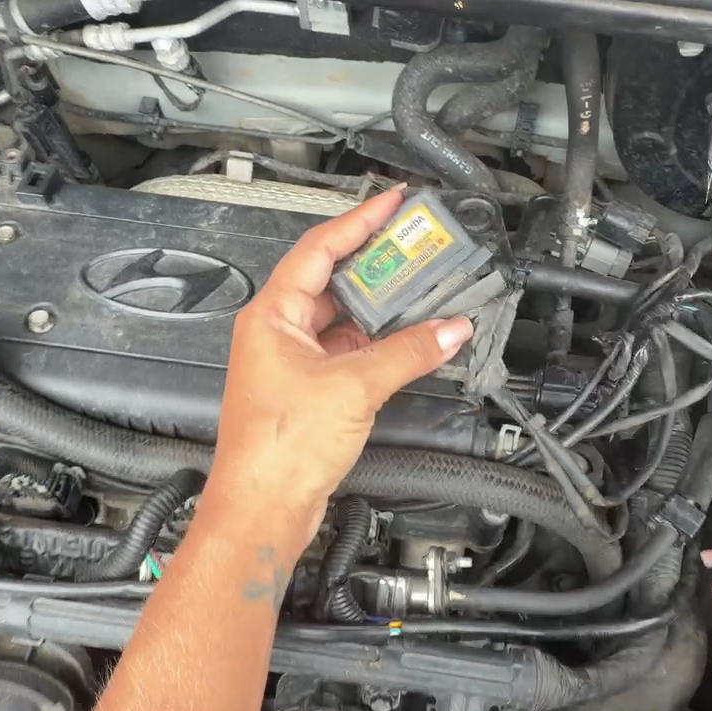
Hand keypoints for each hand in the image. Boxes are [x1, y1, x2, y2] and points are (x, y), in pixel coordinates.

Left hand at [208, 190, 472, 531]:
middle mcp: (277, 334)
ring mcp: (292, 363)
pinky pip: (347, 353)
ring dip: (379, 309)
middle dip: (375, 265)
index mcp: (272, 316)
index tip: (390, 204)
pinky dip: (377, 345)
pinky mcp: (307, 391)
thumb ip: (408, 353)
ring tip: (419, 291)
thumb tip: (447, 330)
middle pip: (332, 281)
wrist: (263, 506)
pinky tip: (405, 342)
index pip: (319, 249)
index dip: (358, 221)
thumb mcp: (354, 388)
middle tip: (413, 247)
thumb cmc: (277, 449)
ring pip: (342, 320)